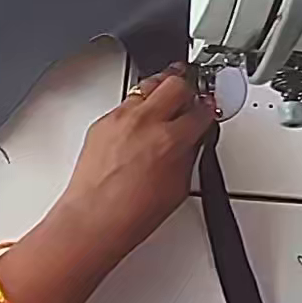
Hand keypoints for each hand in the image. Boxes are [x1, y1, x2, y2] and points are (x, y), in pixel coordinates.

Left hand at [51, 62, 215, 258]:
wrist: (93, 219)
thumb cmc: (130, 214)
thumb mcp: (178, 187)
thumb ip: (189, 154)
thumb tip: (193, 139)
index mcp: (169, 140)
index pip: (200, 110)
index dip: (208, 109)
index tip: (208, 109)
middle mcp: (145, 122)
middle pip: (175, 83)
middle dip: (188, 89)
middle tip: (191, 96)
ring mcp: (121, 118)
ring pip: (149, 84)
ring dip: (162, 89)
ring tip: (168, 97)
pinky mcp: (102, 121)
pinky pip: (126, 102)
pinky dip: (138, 106)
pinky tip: (142, 119)